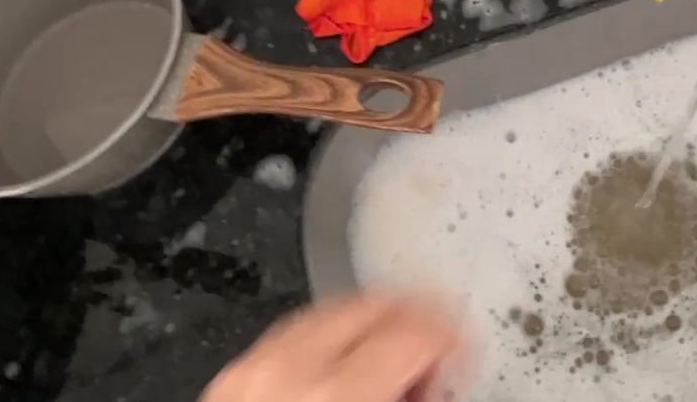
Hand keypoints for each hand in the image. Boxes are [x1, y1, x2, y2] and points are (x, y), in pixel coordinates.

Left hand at [202, 295, 468, 401]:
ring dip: (377, 318)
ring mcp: (254, 366)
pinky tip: (346, 357)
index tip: (465, 344)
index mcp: (334, 392)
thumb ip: (414, 396)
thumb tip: (437, 381)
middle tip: (439, 344)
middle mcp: (290, 367)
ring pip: (335, 307)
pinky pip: (296, 328)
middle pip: (377, 304)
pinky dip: (332, 332)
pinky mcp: (231, 376)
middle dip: (417, 315)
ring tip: (397, 352)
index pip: (414, 331)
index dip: (452, 333)